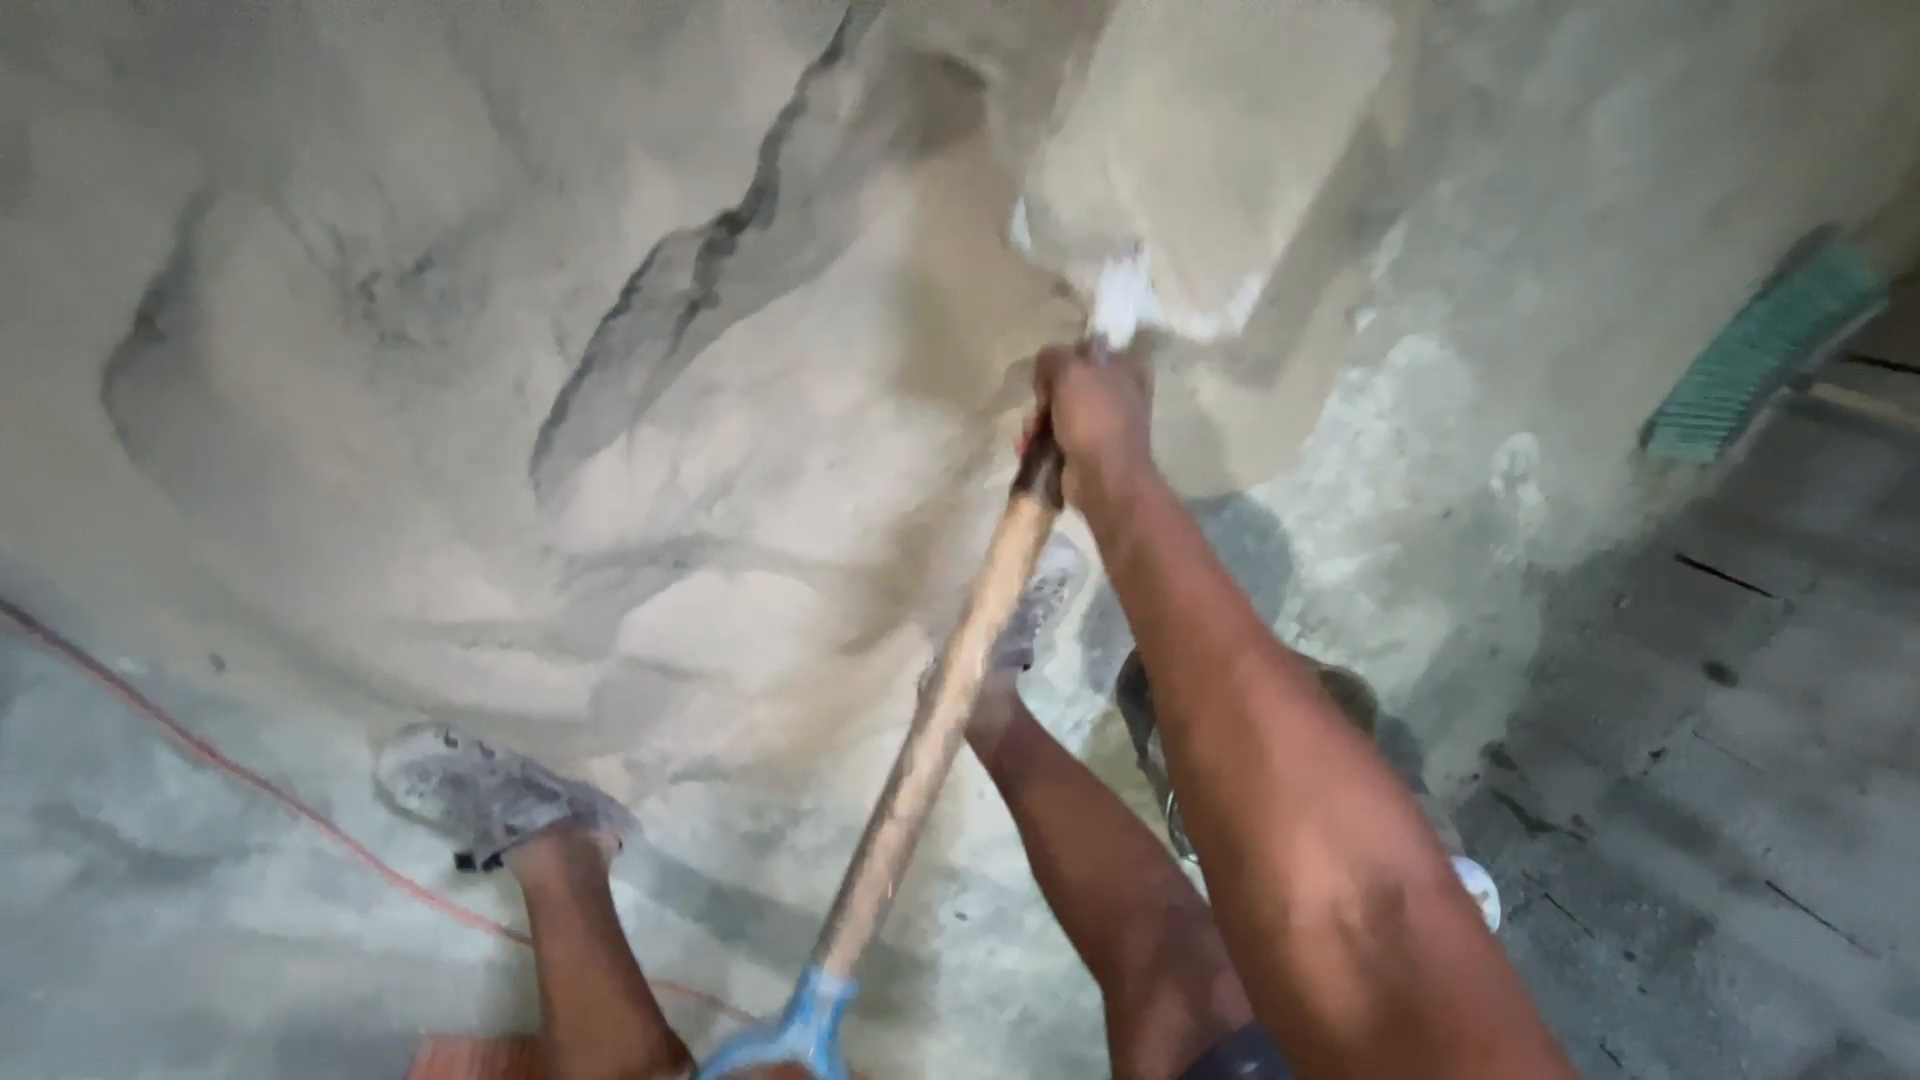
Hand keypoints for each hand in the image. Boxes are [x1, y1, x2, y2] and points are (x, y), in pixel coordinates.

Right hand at [1021, 339, 1155, 508]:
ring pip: (1058, 413)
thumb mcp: (1070, 371)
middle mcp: (1119, 394)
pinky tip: (1026, 449)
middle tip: (1038, 412)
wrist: (1104, 477)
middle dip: (1043, 399)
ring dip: (1036, 423)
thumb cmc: (1093, 418)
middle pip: (1067, 385)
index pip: (1086, 351)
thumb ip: (1052, 357)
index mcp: (1127, 368)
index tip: (1048, 378)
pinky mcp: (1088, 451)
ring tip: (1029, 437)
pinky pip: (1056, 438)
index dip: (1062, 362)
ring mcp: (1104, 425)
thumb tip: (1044, 369)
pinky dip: (1039, 443)